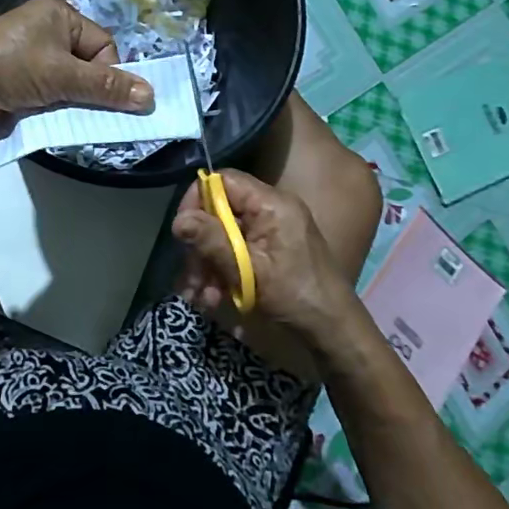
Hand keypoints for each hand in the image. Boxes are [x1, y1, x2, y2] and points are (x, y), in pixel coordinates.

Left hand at [0, 0, 152, 139]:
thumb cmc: (11, 68)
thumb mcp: (65, 75)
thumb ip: (109, 87)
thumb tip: (152, 97)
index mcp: (59, 15)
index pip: (104, 44)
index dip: (109, 71)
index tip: (103, 94)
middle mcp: (48, 32)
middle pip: (92, 65)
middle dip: (95, 90)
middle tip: (92, 110)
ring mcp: (34, 60)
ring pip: (75, 85)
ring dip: (78, 103)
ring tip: (71, 116)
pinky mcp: (23, 85)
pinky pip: (57, 97)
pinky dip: (62, 110)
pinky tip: (57, 120)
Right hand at [172, 168, 359, 342]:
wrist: (331, 327)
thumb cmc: (294, 295)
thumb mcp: (249, 270)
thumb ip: (213, 242)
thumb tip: (178, 220)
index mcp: (271, 203)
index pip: (224, 180)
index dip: (198, 200)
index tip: (184, 233)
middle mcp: (271, 209)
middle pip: (221, 211)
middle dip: (201, 246)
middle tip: (193, 280)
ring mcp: (271, 230)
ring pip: (225, 235)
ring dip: (208, 265)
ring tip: (203, 298)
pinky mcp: (270, 249)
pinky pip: (238, 250)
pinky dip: (223, 272)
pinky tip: (215, 298)